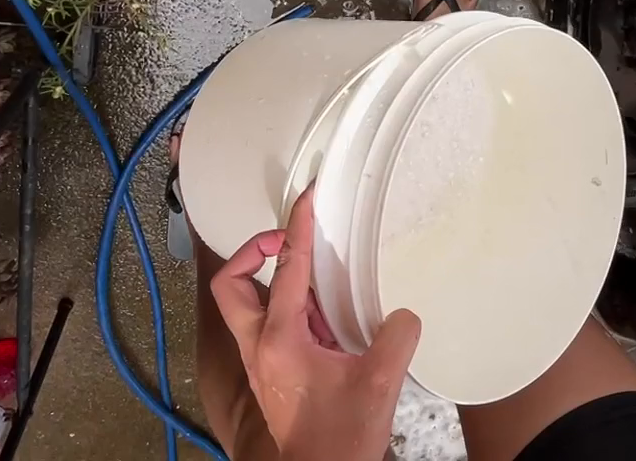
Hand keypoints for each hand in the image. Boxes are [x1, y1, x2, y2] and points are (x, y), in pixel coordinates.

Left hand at [208, 188, 421, 460]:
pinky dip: (288, 299)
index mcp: (279, 340)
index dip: (297, 226)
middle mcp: (260, 346)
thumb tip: (403, 314)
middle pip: (232, 283)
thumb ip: (396, 336)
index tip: (307, 199)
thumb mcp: (379, 383)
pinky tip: (322, 304)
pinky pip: (269, 319)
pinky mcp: (274, 369)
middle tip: (287, 238)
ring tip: (310, 264)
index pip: (286, 267)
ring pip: (245, 302)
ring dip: (270, 275)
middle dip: (253, 251)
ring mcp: (262, 359)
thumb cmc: (340, 439)